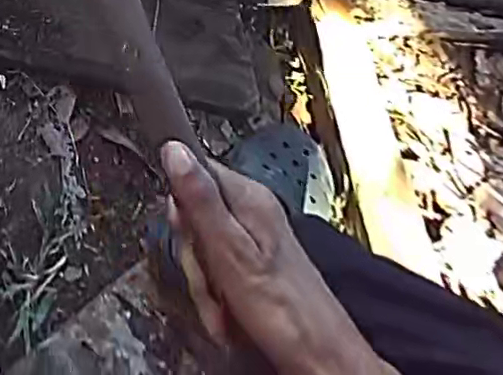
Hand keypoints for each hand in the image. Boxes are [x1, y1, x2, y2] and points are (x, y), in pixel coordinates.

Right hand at [161, 141, 395, 374]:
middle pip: (193, 214)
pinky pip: (217, 270)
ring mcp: (255, 241)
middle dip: (193, 255)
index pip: (191, 171)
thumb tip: (174, 150)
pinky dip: (217, 295)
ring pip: (202, 247)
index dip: (180, 205)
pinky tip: (230, 315)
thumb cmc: (287, 316)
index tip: (187, 234)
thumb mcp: (231, 251)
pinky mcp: (256, 268)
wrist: (328, 369)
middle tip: (210, 278)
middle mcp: (252, 212)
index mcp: (248, 197)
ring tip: (224, 306)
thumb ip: (200, 199)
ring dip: (205, 283)